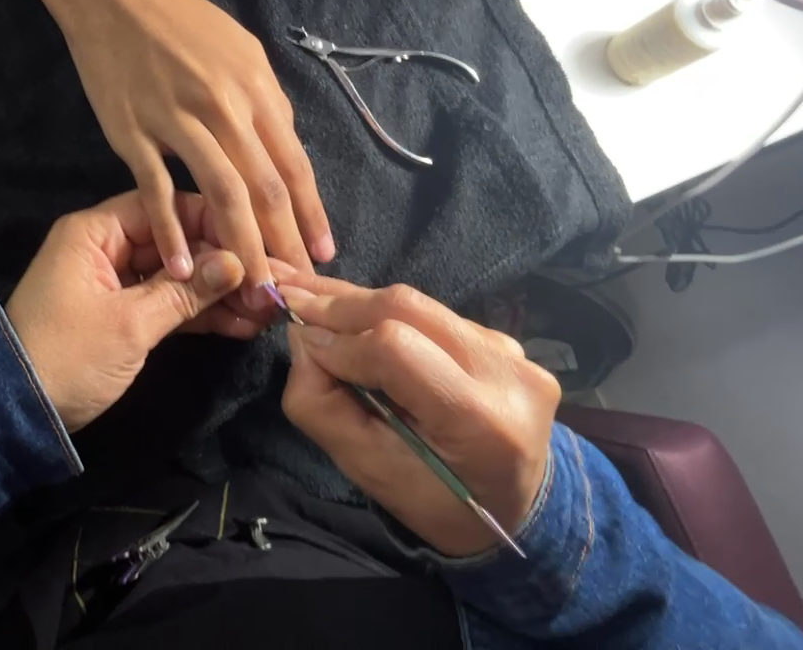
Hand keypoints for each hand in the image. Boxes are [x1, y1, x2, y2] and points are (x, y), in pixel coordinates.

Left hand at [5, 191, 249, 431]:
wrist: (13, 413)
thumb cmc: (67, 356)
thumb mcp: (130, 323)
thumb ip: (185, 292)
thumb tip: (238, 263)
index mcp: (96, 232)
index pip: (163, 207)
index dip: (211, 222)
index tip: (256, 242)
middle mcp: (107, 247)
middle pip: (175, 242)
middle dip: (223, 264)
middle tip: (270, 284)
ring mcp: (116, 282)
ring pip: (177, 276)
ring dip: (218, 293)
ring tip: (266, 310)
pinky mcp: (122, 314)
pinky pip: (167, 304)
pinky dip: (199, 315)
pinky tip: (242, 325)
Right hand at [41, 0, 332, 312]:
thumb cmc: (180, 19)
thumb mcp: (240, 48)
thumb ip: (265, 101)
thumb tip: (283, 147)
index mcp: (255, 87)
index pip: (293, 164)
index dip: (311, 215)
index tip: (322, 254)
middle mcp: (225, 107)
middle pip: (264, 188)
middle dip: (284, 245)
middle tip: (292, 291)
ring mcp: (178, 120)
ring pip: (221, 195)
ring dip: (242, 248)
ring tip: (252, 291)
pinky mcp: (134, 132)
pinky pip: (157, 189)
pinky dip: (172, 231)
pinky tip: (182, 266)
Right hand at [277, 272, 559, 556]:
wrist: (513, 508)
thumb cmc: (433, 499)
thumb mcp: (366, 469)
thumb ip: (320, 404)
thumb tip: (302, 334)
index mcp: (482, 421)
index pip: (396, 348)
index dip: (340, 340)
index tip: (300, 339)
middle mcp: (507, 375)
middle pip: (405, 307)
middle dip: (339, 302)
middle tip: (289, 294)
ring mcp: (512, 351)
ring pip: (415, 302)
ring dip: (356, 300)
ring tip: (309, 294)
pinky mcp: (505, 339)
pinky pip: (429, 312)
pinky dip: (384, 312)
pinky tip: (354, 315)